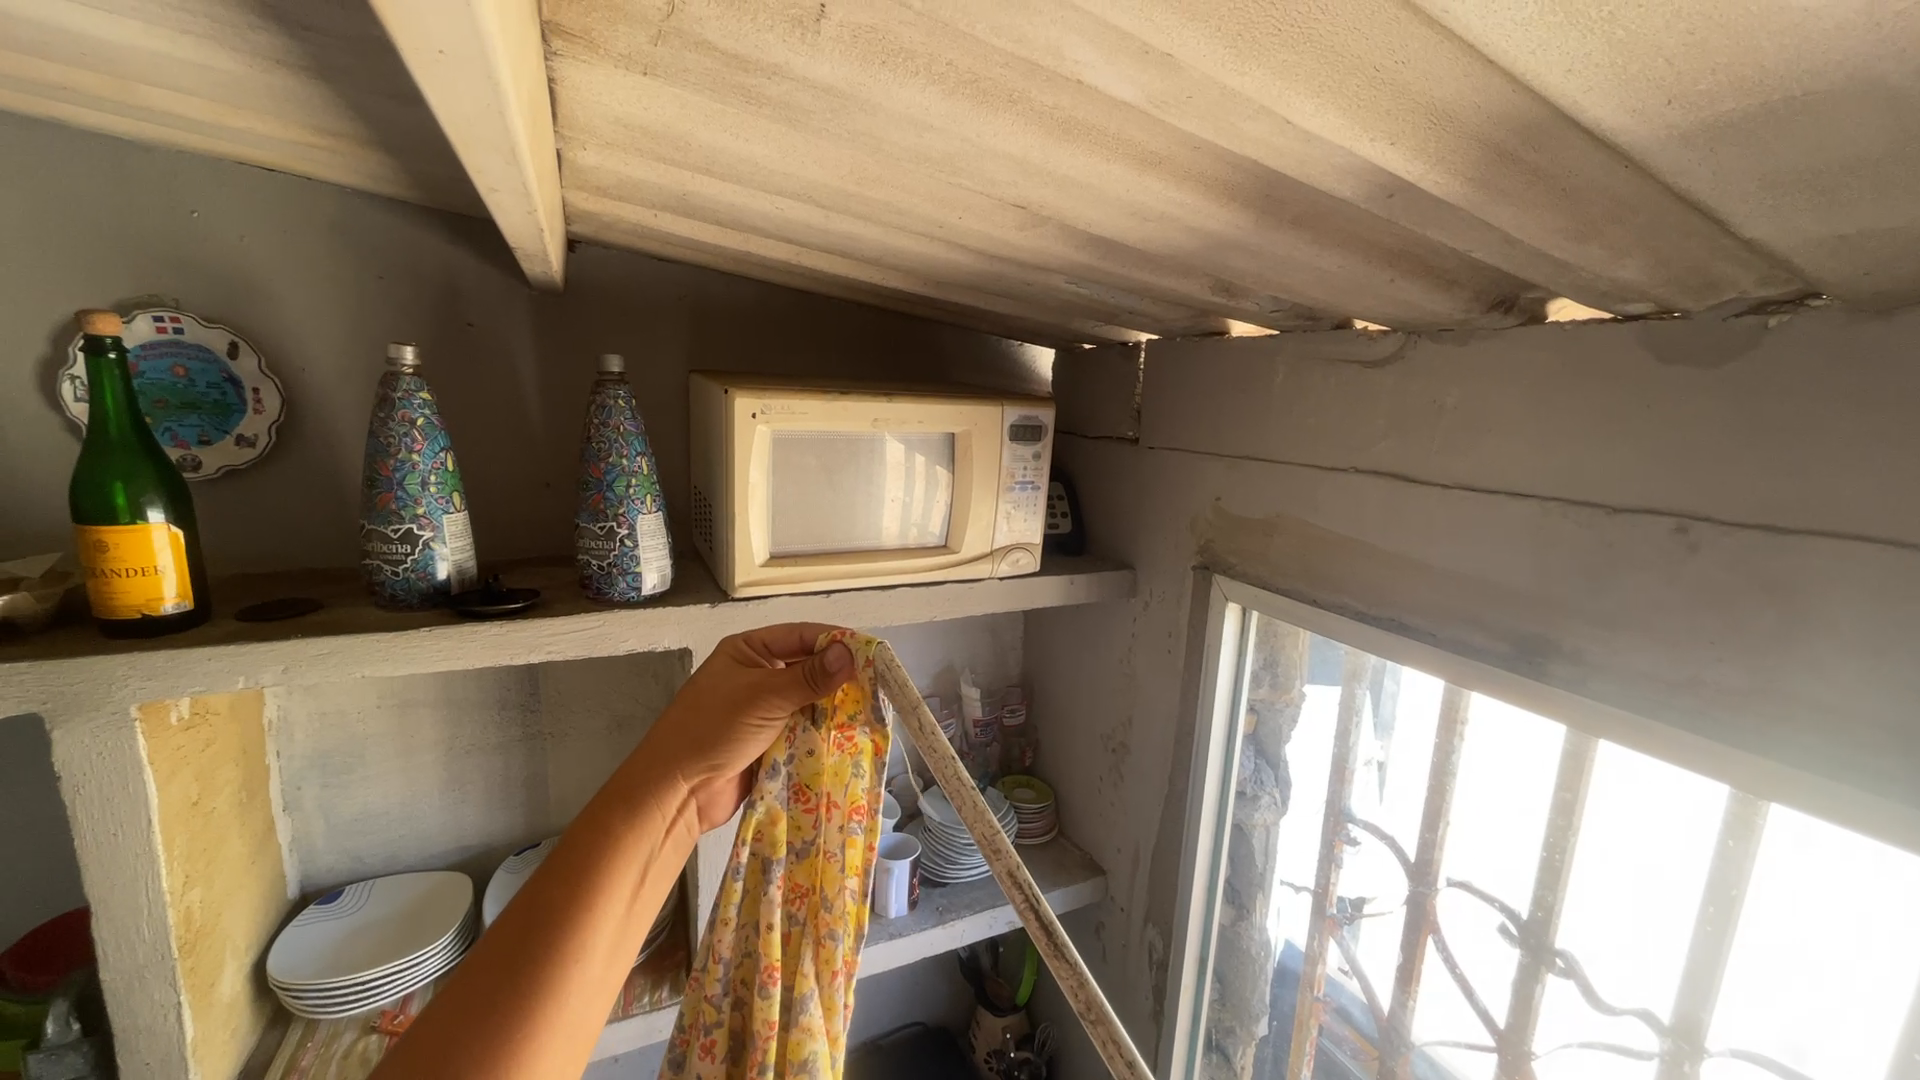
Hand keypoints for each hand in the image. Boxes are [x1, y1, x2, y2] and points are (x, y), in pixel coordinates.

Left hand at [643, 623, 855, 831]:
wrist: (677, 791)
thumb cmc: (713, 730)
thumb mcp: (763, 696)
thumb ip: (810, 676)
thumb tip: (851, 654)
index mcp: (749, 651)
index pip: (801, 636)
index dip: (835, 641)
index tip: (870, 651)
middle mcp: (759, 675)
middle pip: (809, 667)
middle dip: (839, 676)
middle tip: (877, 683)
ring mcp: (765, 709)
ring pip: (811, 700)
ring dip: (835, 705)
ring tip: (872, 708)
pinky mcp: (772, 740)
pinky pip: (806, 728)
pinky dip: (825, 730)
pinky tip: (851, 733)